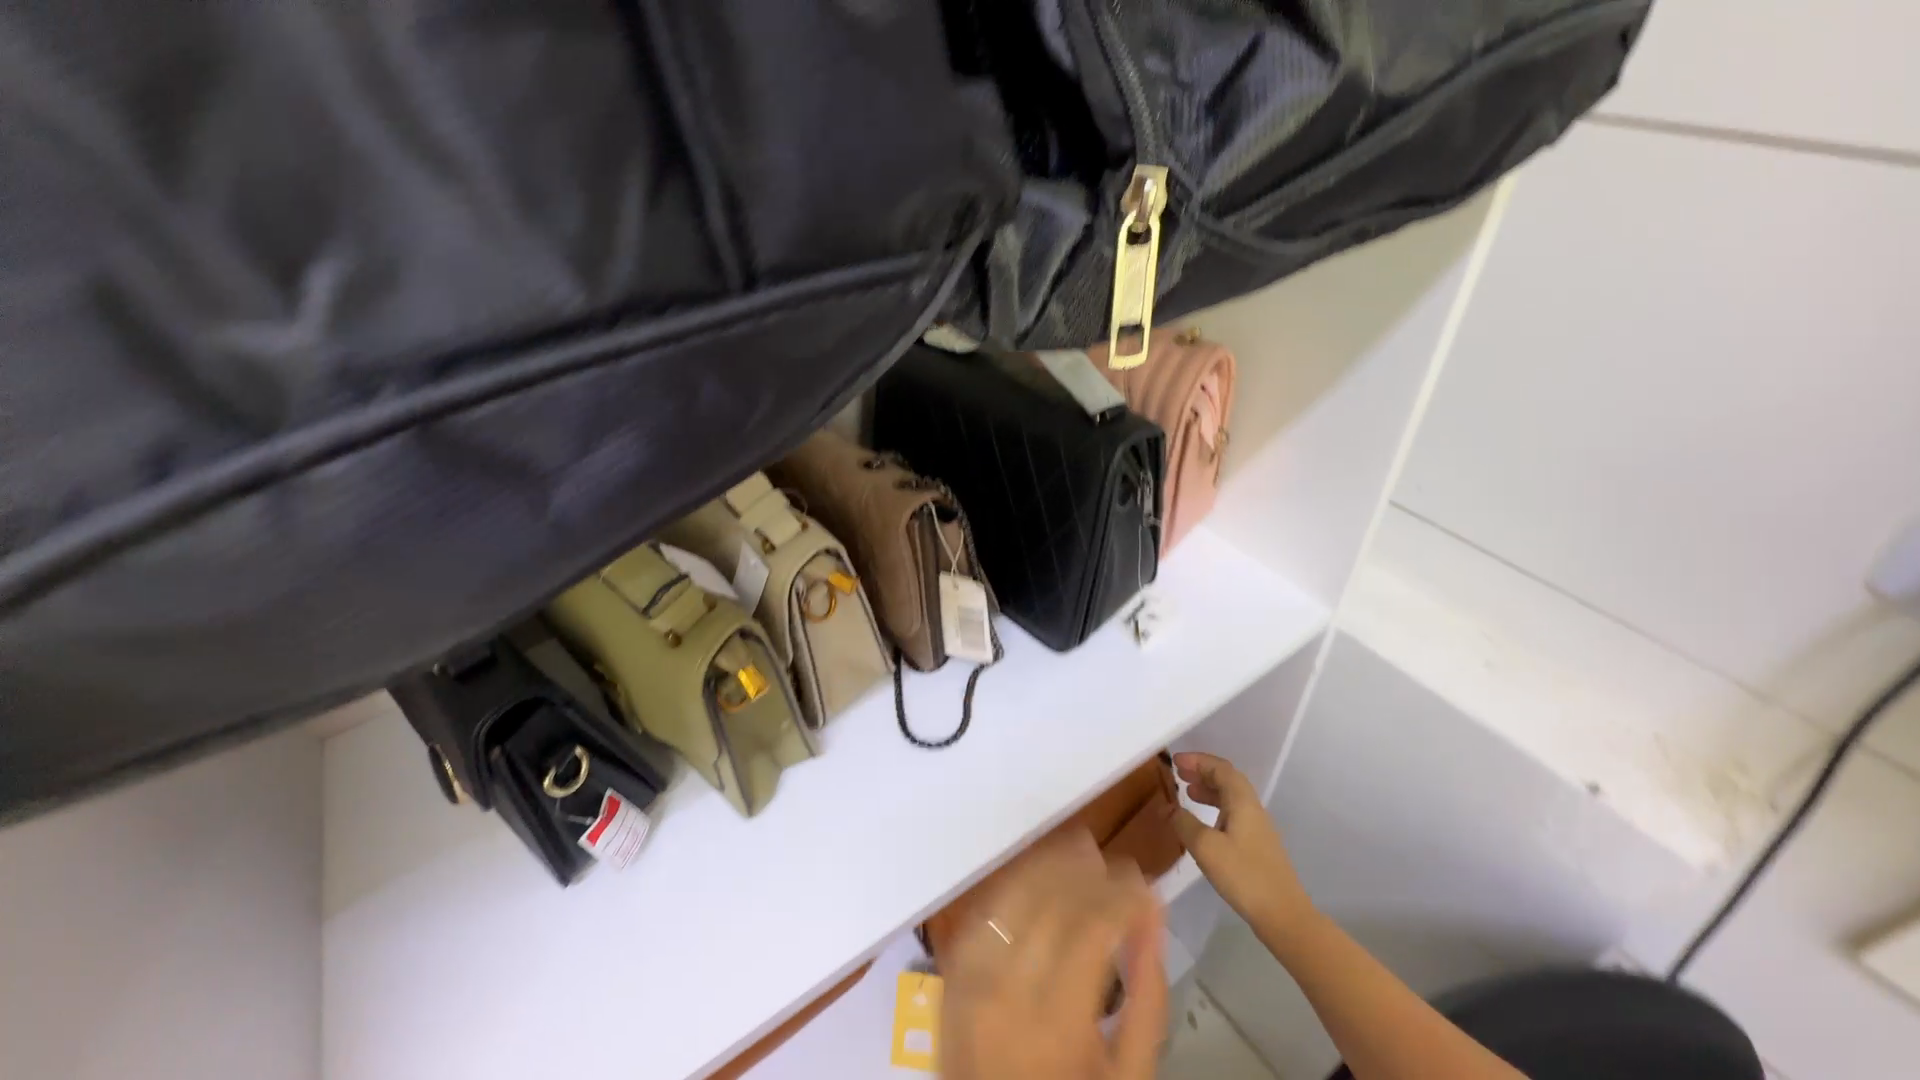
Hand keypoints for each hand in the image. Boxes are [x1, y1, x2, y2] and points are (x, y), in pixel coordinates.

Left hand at [941, 832, 1167, 1079]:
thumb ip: (1148, 992)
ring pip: (1010, 899)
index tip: (1143, 881)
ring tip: (1080, 849)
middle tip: (1117, 864)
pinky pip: (979, 919)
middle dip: (1089, 874)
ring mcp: (970, 984)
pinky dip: (1008, 890)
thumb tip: (1153, 911)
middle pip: (1051, 904)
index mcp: (1059, 1021)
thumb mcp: (1132, 1073)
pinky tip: (1032, 877)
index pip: (1093, 925)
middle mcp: (1007, 993)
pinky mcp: (949, 982)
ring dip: (1046, 867)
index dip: (1121, 893)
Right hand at [1168, 753, 1315, 934]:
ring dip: (1209, 790)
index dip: (1198, 760)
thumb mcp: (1205, 847)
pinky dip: (1215, 809)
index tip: (1175, 761)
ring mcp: (1257, 828)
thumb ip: (1183, 823)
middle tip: (1178, 774)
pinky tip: (1204, 824)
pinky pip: (1233, 814)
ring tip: (1187, 793)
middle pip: (1228, 780)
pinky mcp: (1257, 845)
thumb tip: (1166, 808)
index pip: (1221, 768)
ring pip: (1231, 798)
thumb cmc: (1243, 874)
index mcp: (1243, 802)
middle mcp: (1253, 809)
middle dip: (1203, 772)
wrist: (1282, 912)